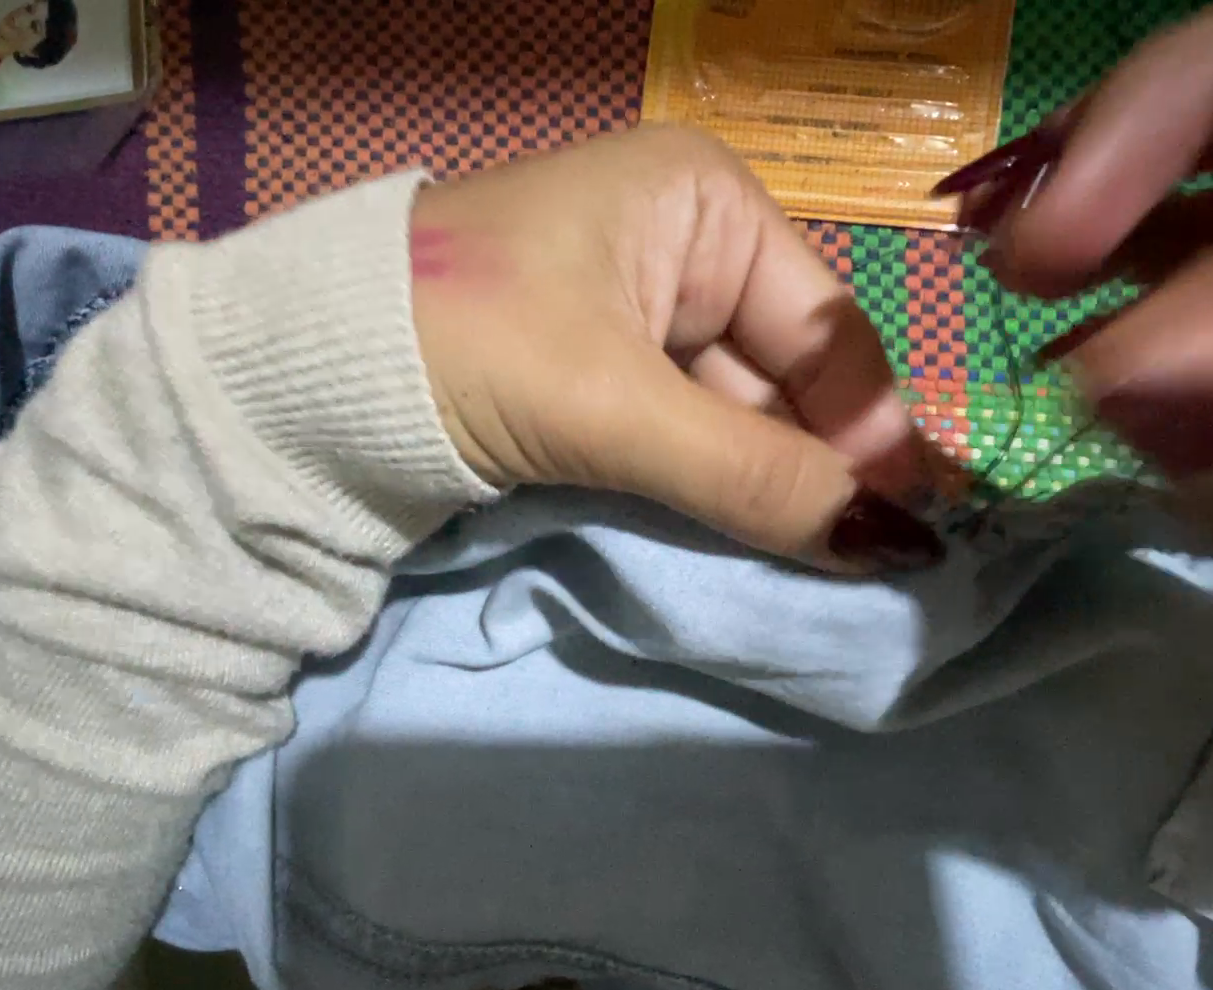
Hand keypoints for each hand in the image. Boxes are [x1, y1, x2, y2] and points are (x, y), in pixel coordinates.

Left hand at [409, 126, 961, 570]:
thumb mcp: (613, 404)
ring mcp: (643, 323)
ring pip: (737, 417)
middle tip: (870, 560)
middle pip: (785, 374)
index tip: (905, 520)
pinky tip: (754, 540)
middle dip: (817, 465)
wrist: (307, 381)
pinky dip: (715, 492)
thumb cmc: (465, 344)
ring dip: (769, 489)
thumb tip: (886, 541)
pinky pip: (687, 442)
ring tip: (824, 562)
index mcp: (702, 204)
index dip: (867, 422)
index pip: (824, 322)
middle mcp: (683, 252)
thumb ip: (748, 472)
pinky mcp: (605, 384)